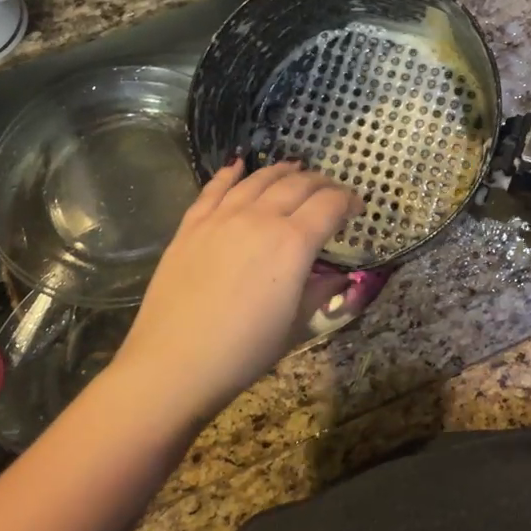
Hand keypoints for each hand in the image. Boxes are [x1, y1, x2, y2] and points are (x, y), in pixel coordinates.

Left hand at [111, 158, 360, 426]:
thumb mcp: (295, 325)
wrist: (172, 366)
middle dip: (322, 184)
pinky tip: (239, 164)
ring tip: (295, 170)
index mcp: (293, 243)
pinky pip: (214, 189)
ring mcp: (222, 218)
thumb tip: (337, 276)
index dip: (349, 201)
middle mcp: (260, 218)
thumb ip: (320, 291)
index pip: (330, 205)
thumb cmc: (243, 353)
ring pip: (259, 179)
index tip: (358, 209)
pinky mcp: (191, 226)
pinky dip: (230, 173)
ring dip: (283, 171)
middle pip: (298, 185)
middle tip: (332, 193)